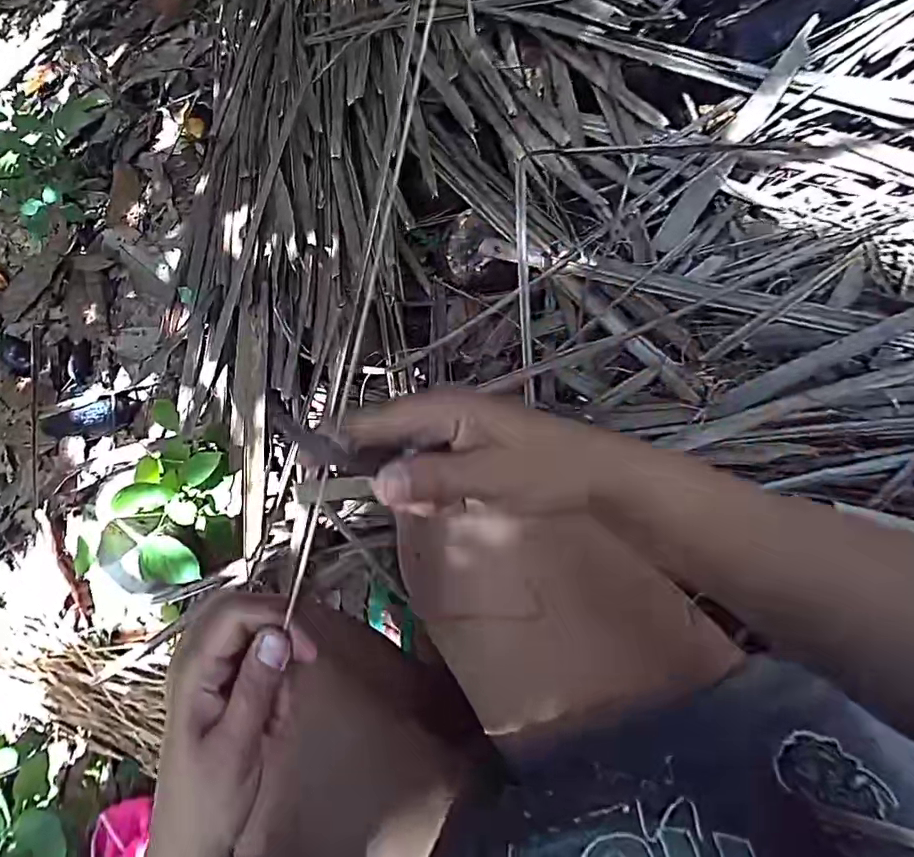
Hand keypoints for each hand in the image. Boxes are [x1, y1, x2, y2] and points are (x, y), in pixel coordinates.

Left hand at [148, 593, 316, 856]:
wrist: (190, 841)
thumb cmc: (208, 800)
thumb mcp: (237, 746)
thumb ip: (256, 686)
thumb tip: (277, 633)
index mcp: (192, 667)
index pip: (234, 610)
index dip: (274, 615)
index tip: (308, 646)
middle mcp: (194, 657)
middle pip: (240, 612)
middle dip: (276, 632)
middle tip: (302, 663)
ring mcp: (203, 668)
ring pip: (248, 633)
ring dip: (274, 663)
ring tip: (277, 713)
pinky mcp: (215, 682)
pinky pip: (249, 658)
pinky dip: (269, 679)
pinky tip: (270, 717)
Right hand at [344, 388, 627, 516]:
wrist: (603, 476)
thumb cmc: (551, 469)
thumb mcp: (492, 478)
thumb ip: (434, 480)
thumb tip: (379, 485)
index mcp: (443, 408)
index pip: (376, 420)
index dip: (339, 438)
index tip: (309, 458)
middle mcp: (441, 414)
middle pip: (384, 436)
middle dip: (371, 467)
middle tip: (363, 494)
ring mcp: (453, 431)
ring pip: (404, 455)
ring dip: (402, 483)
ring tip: (424, 505)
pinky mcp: (464, 450)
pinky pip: (426, 468)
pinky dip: (423, 488)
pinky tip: (440, 504)